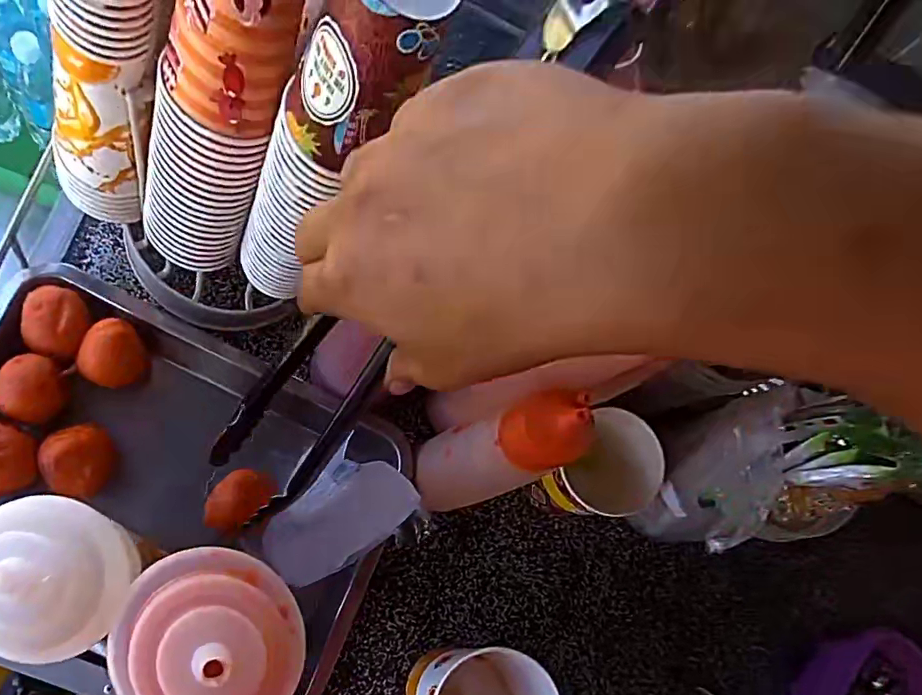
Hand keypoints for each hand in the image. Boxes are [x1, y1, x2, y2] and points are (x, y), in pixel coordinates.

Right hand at [294, 62, 773, 393]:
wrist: (614, 225)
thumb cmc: (516, 314)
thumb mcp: (452, 364)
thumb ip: (410, 366)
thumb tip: (397, 375)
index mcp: (346, 276)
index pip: (307, 286)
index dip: (322, 297)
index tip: (342, 302)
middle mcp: (356, 206)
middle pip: (313, 226)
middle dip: (330, 244)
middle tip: (373, 254)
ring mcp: (402, 141)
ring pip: (364, 168)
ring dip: (378, 190)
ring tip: (429, 198)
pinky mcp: (455, 92)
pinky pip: (424, 118)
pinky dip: (435, 142)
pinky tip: (483, 154)